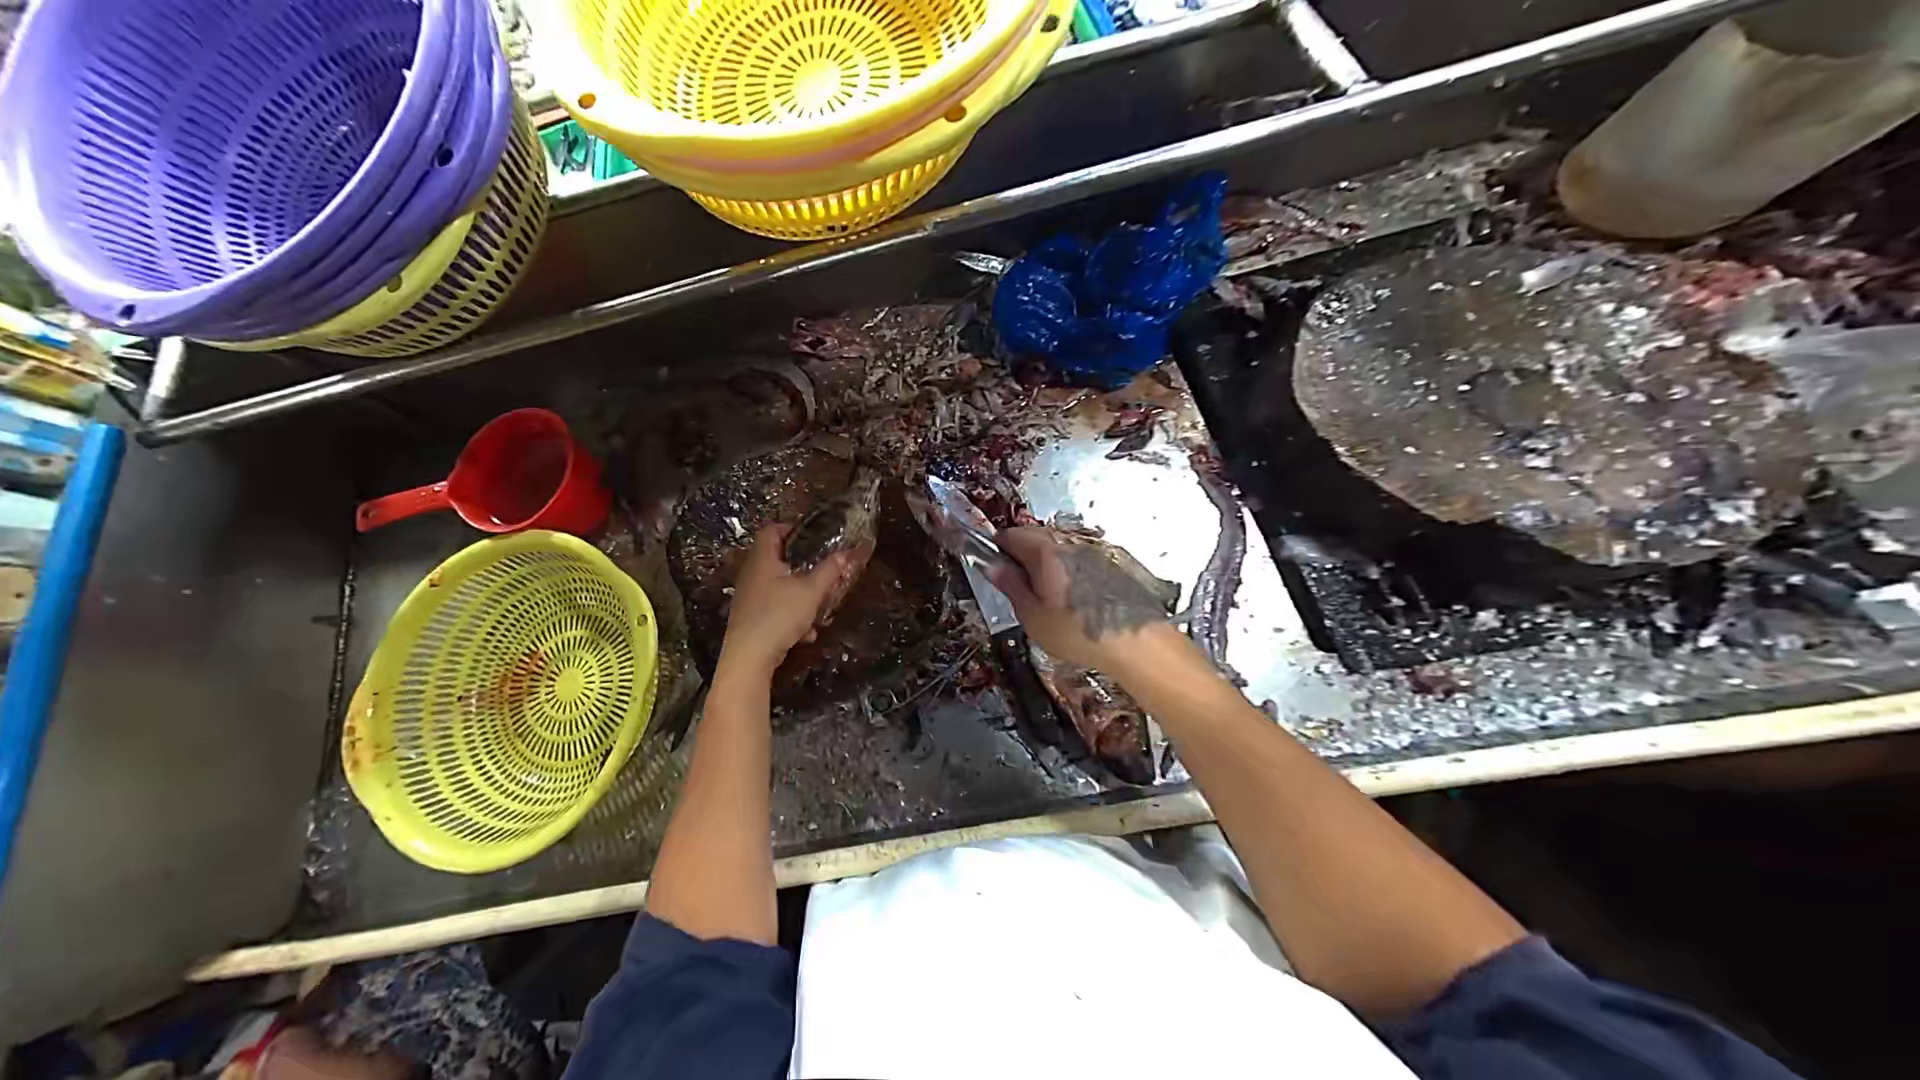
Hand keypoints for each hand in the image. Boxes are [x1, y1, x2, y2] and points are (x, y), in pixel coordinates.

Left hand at [719, 523, 851, 674]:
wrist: (749, 657)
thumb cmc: (779, 615)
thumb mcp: (811, 591)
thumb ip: (829, 571)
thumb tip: (845, 553)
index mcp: (762, 560)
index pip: (771, 530)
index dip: (790, 527)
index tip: (812, 533)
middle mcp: (751, 574)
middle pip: (776, 559)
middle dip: (801, 564)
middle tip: (821, 567)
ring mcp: (749, 597)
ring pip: (778, 586)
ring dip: (799, 593)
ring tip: (818, 603)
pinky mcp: (750, 618)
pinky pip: (774, 608)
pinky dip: (791, 615)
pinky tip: (806, 633)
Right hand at [988, 526, 1188, 674]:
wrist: (1138, 644)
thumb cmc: (1081, 634)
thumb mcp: (1033, 617)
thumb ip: (1010, 586)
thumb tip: (992, 566)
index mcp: (1046, 551)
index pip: (1010, 534)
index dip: (997, 550)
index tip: (995, 569)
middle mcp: (1070, 543)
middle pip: (1035, 536)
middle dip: (1021, 555)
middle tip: (1019, 588)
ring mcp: (1094, 550)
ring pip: (1058, 547)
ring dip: (1046, 563)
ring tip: (1046, 597)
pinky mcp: (1111, 563)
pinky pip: (1078, 558)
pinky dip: (1068, 570)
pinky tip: (1072, 599)